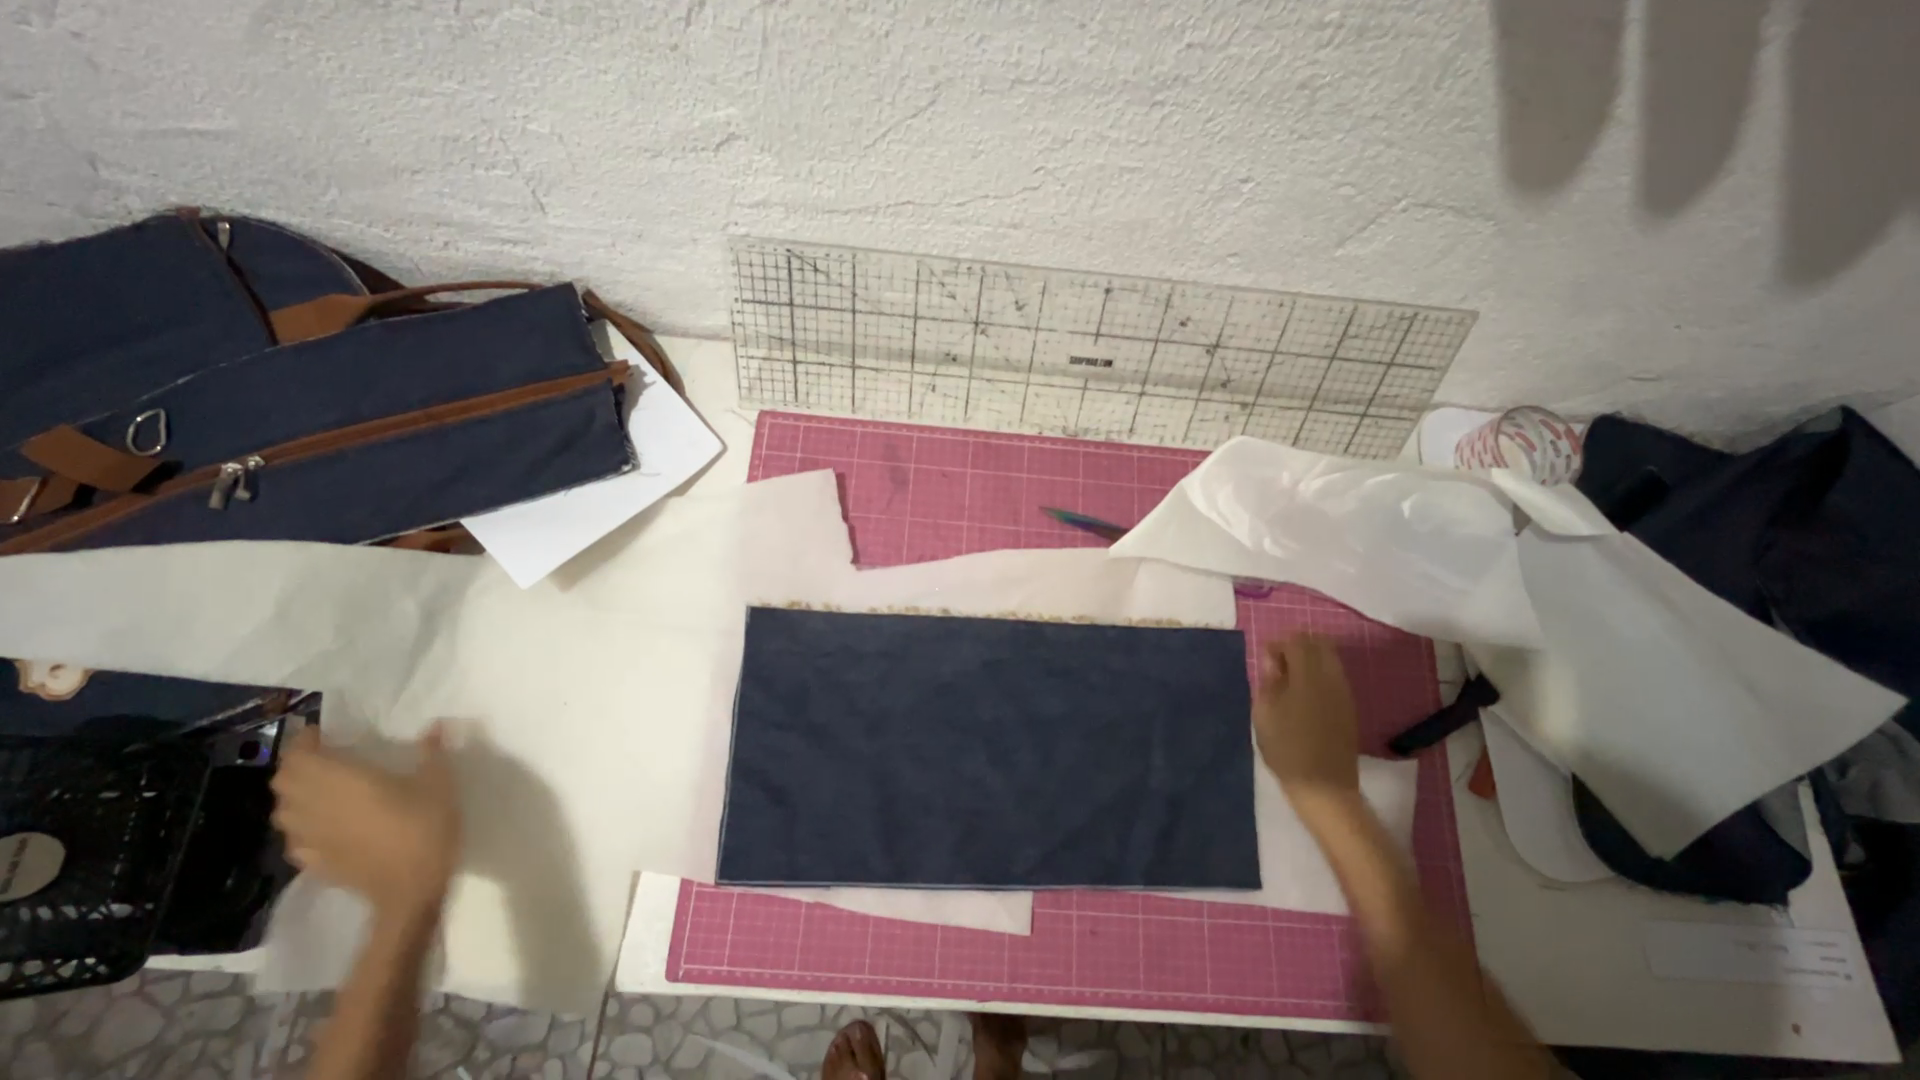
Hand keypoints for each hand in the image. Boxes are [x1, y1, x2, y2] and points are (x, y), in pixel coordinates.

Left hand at [270, 722, 462, 923]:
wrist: (410, 890)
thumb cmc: (425, 829)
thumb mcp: (440, 784)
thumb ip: (432, 753)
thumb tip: (436, 725)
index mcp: (342, 780)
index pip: (301, 754)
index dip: (305, 741)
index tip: (323, 733)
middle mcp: (315, 805)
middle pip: (284, 780)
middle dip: (297, 765)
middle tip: (323, 758)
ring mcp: (308, 836)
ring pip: (282, 809)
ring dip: (294, 794)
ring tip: (319, 789)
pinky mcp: (311, 861)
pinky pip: (293, 836)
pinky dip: (300, 824)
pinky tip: (322, 826)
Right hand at [1252, 635, 1361, 814]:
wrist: (1324, 786)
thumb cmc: (1286, 749)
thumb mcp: (1264, 714)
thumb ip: (1269, 681)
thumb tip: (1274, 661)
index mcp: (1308, 676)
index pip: (1297, 641)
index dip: (1278, 645)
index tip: (1264, 661)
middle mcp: (1331, 678)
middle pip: (1319, 644)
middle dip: (1296, 648)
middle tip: (1277, 667)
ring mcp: (1344, 692)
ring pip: (1329, 659)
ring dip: (1309, 661)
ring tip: (1288, 682)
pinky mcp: (1349, 707)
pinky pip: (1334, 676)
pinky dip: (1318, 675)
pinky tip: (1303, 696)